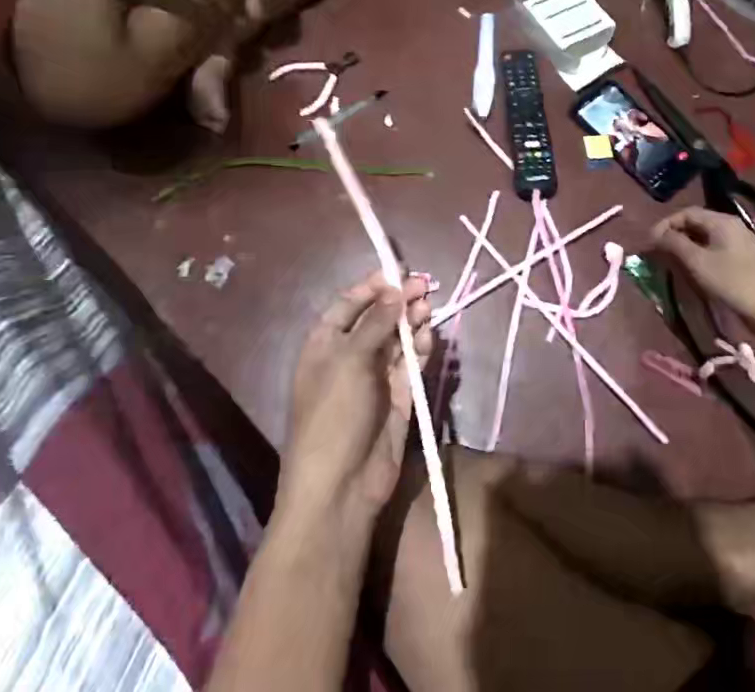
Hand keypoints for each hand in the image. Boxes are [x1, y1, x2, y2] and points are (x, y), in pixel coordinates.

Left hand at [281, 272, 433, 520]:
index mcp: (325, 344)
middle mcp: (350, 356)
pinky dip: (421, 350)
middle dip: (400, 301)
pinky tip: (429, 338)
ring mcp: (376, 377)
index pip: (349, 304)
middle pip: (378, 319)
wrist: (342, 485)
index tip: (400, 270)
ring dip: (413, 322)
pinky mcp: (399, 396)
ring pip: (398, 339)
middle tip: (426, 286)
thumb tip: (395, 290)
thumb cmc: (333, 415)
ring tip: (430, 307)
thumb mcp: (349, 362)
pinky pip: (412, 364)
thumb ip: (375, 323)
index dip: (374, 286)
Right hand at [651, 208, 754, 325]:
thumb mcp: (698, 262)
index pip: (687, 213)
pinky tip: (692, 270)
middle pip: (696, 223)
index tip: (649, 243)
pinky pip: (715, 249)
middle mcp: (732, 226)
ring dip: (685, 247)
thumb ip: (674, 244)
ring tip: (670, 263)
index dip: (665, 225)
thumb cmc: (732, 283)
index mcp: (722, 221)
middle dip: (674, 235)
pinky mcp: (744, 258)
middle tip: (657, 253)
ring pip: (705, 237)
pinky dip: (699, 255)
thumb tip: (655, 234)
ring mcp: (740, 242)